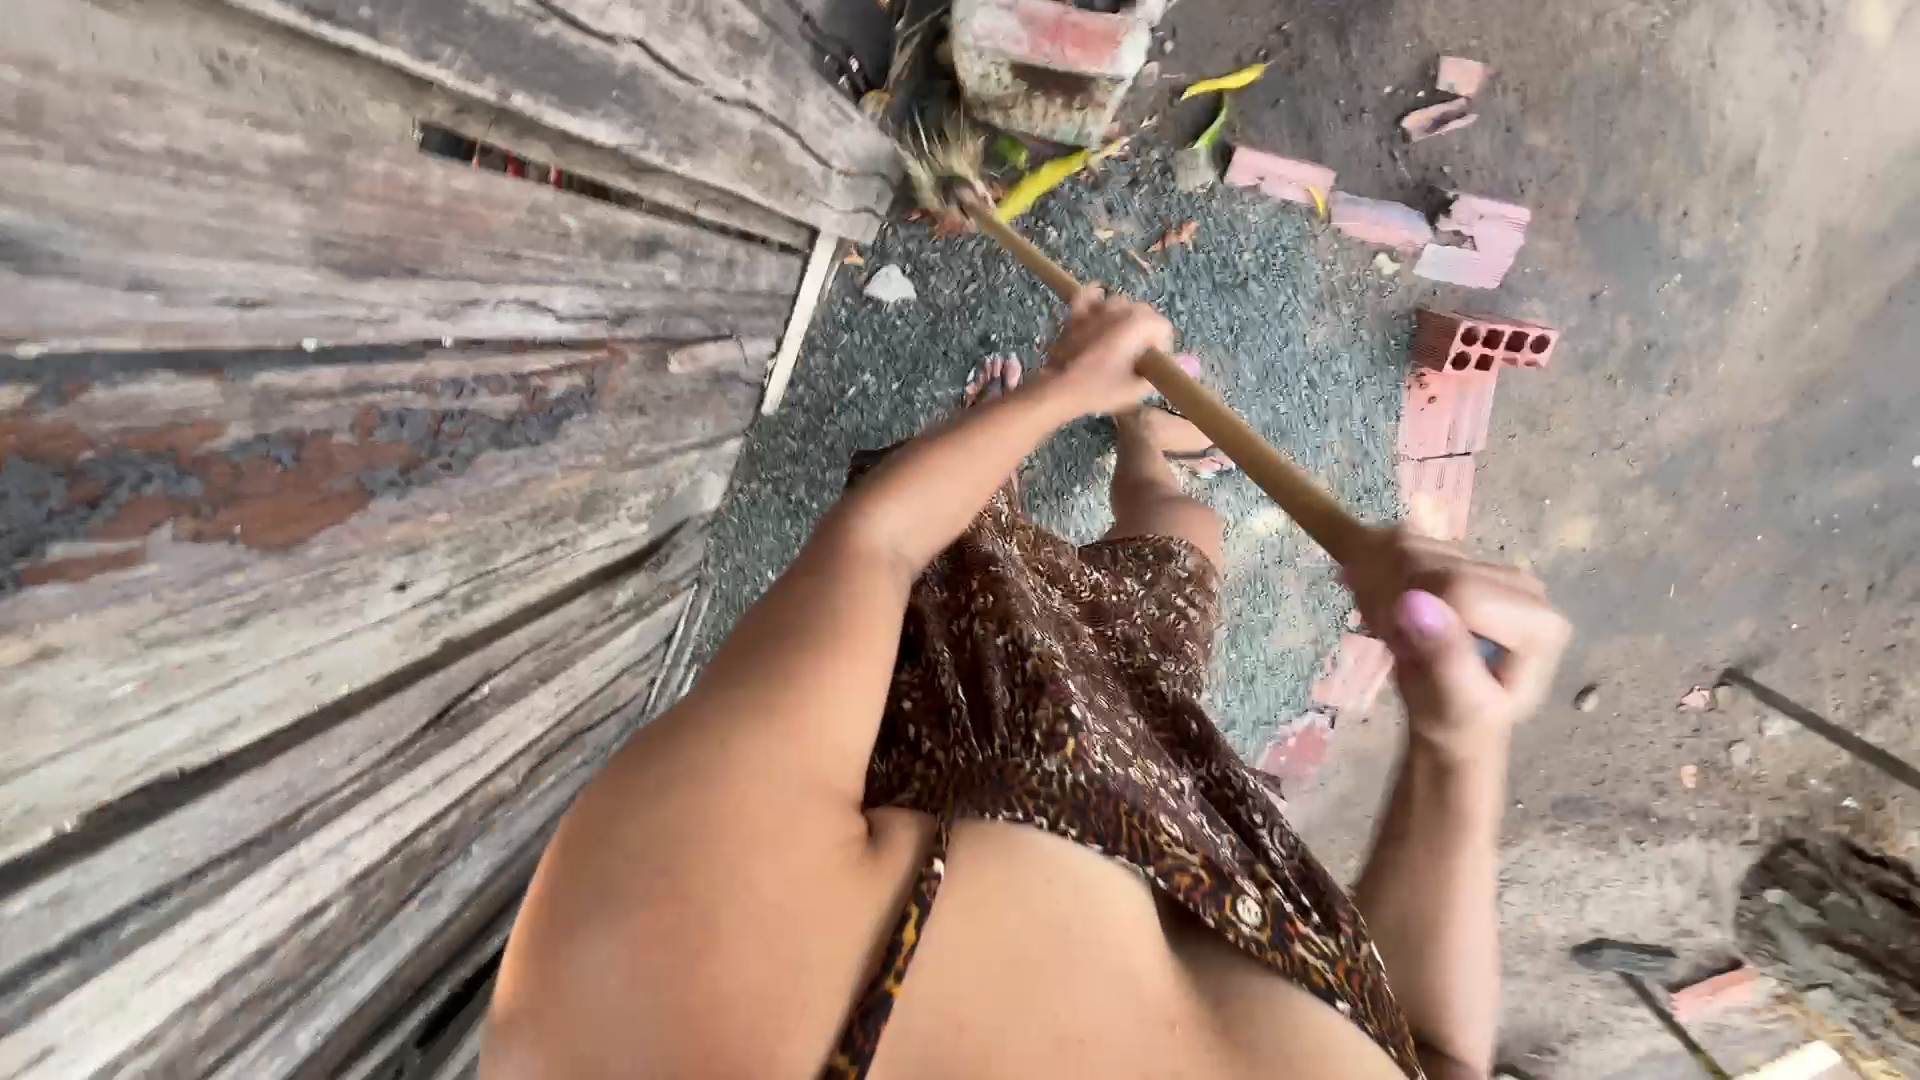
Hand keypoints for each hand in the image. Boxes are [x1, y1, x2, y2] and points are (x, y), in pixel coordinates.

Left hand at [1038, 287, 1170, 415]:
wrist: (1058, 388)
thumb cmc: (1099, 390)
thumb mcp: (1136, 388)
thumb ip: (1166, 371)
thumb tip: (1194, 363)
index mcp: (1139, 323)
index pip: (1163, 328)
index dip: (1160, 348)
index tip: (1149, 366)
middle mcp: (1121, 308)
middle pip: (1144, 314)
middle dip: (1144, 333)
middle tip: (1133, 358)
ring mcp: (1097, 307)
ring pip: (1120, 304)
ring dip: (1122, 319)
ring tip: (1116, 344)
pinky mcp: (1076, 311)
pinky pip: (1090, 295)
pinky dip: (1096, 299)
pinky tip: (1097, 310)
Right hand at [1346, 530, 1570, 757]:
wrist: (1450, 712)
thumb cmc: (1455, 716)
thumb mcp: (1452, 704)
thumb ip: (1442, 655)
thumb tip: (1413, 601)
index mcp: (1537, 622)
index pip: (1456, 588)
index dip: (1409, 612)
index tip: (1390, 641)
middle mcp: (1523, 584)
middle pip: (1430, 562)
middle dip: (1387, 595)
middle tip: (1382, 632)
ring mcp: (1491, 566)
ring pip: (1410, 545)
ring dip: (1375, 581)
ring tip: (1382, 621)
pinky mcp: (1463, 557)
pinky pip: (1401, 540)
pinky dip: (1372, 566)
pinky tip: (1377, 599)